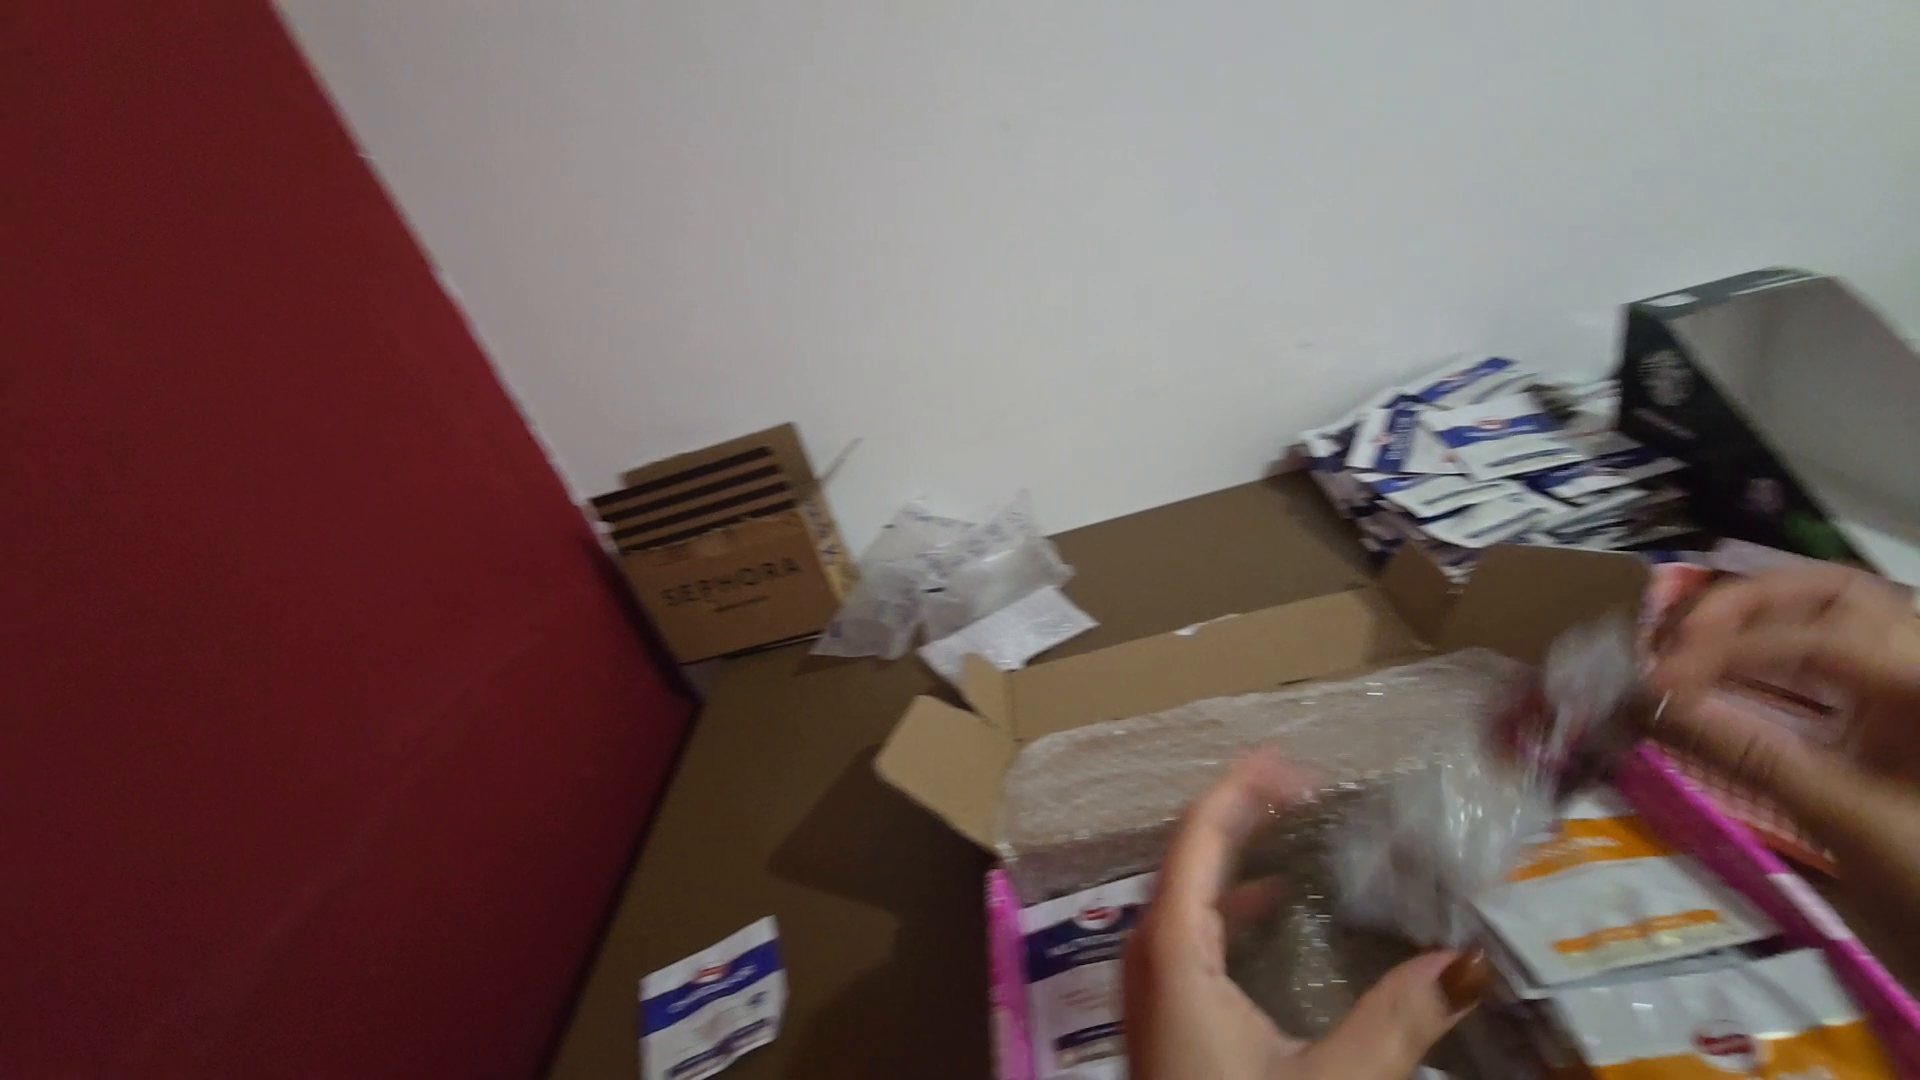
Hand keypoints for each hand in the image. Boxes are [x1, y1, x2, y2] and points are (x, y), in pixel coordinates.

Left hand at [1124, 751, 1481, 1079]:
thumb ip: (1395, 1023)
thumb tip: (1468, 964)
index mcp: (1173, 943)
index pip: (1199, 835)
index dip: (1242, 789)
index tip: (1293, 761)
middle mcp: (1151, 944)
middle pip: (1193, 850)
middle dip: (1246, 812)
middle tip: (1309, 788)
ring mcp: (1152, 973)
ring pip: (1192, 887)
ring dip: (1241, 855)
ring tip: (1300, 830)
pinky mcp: (1164, 1000)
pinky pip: (1196, 924)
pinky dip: (1236, 902)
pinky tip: (1279, 907)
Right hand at [1652, 563, 1919, 784]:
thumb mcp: (1853, 822)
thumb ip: (1750, 756)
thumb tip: (1647, 704)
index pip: (1822, 637)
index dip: (1729, 650)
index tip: (1660, 684)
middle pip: (1828, 593)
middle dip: (1739, 606)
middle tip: (1675, 642)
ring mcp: (1909, 682)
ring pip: (1824, 610)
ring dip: (1746, 618)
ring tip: (1685, 647)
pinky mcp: (1889, 705)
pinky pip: (1820, 649)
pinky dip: (1759, 648)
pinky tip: (1713, 672)